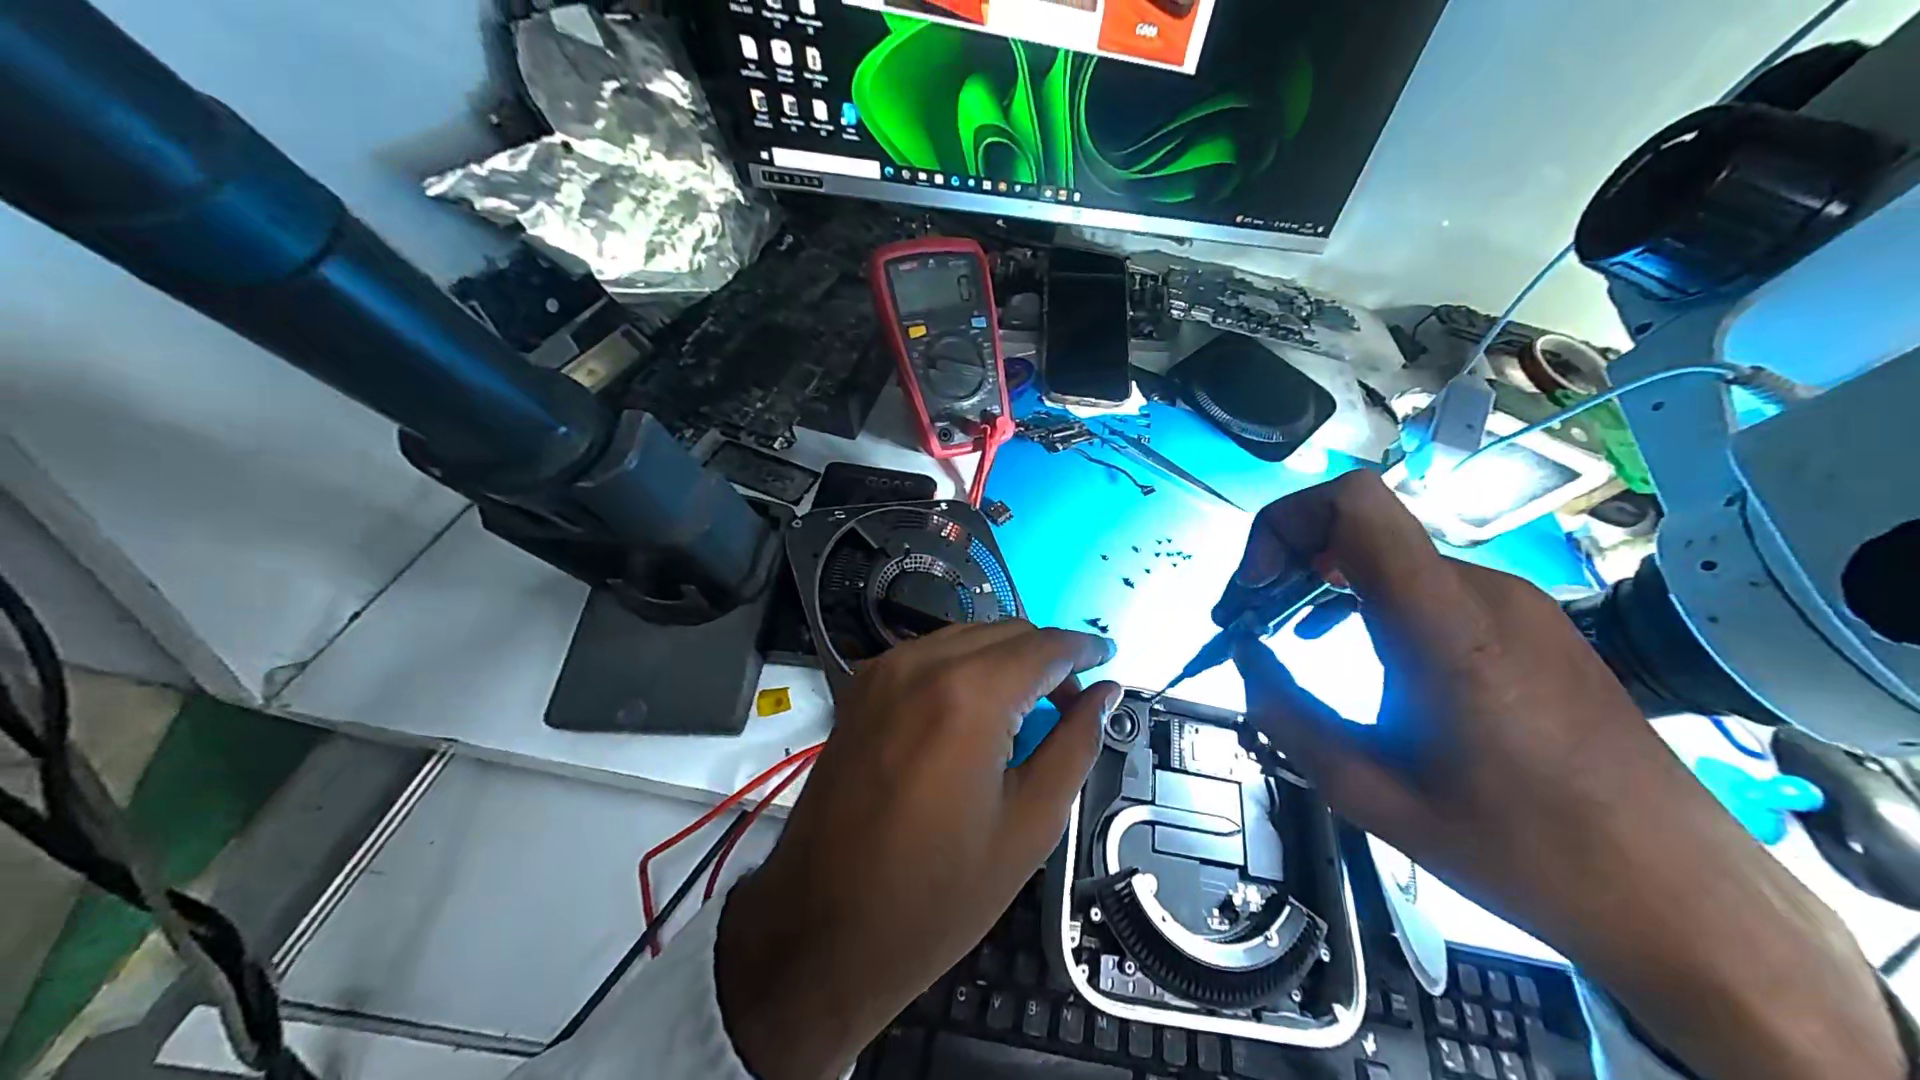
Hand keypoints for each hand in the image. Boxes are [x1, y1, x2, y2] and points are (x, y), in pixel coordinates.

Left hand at [717, 621, 1122, 1079]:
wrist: (823, 927)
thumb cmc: (938, 892)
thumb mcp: (1030, 824)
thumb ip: (1075, 745)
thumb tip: (1104, 694)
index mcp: (968, 695)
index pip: (1044, 645)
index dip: (1083, 649)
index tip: (1107, 661)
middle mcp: (920, 664)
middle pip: (1005, 632)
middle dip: (1046, 657)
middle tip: (1069, 705)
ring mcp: (881, 672)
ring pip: (965, 636)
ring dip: (1004, 659)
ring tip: (1024, 710)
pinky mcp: (858, 689)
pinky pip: (926, 655)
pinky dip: (962, 667)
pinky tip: (972, 711)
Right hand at [1232, 472, 1901, 1079]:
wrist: (1682, 895)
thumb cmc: (1519, 850)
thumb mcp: (1369, 793)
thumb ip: (1287, 714)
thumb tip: (1245, 656)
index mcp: (1441, 622)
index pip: (1353, 502)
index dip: (1283, 522)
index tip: (1252, 588)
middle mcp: (1481, 590)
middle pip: (1360, 527)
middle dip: (1287, 564)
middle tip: (1250, 622)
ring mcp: (1516, 603)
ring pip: (1391, 558)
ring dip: (1325, 585)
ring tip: (1291, 639)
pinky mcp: (1534, 624)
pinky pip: (1429, 586)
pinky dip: (1371, 601)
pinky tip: (1357, 650)